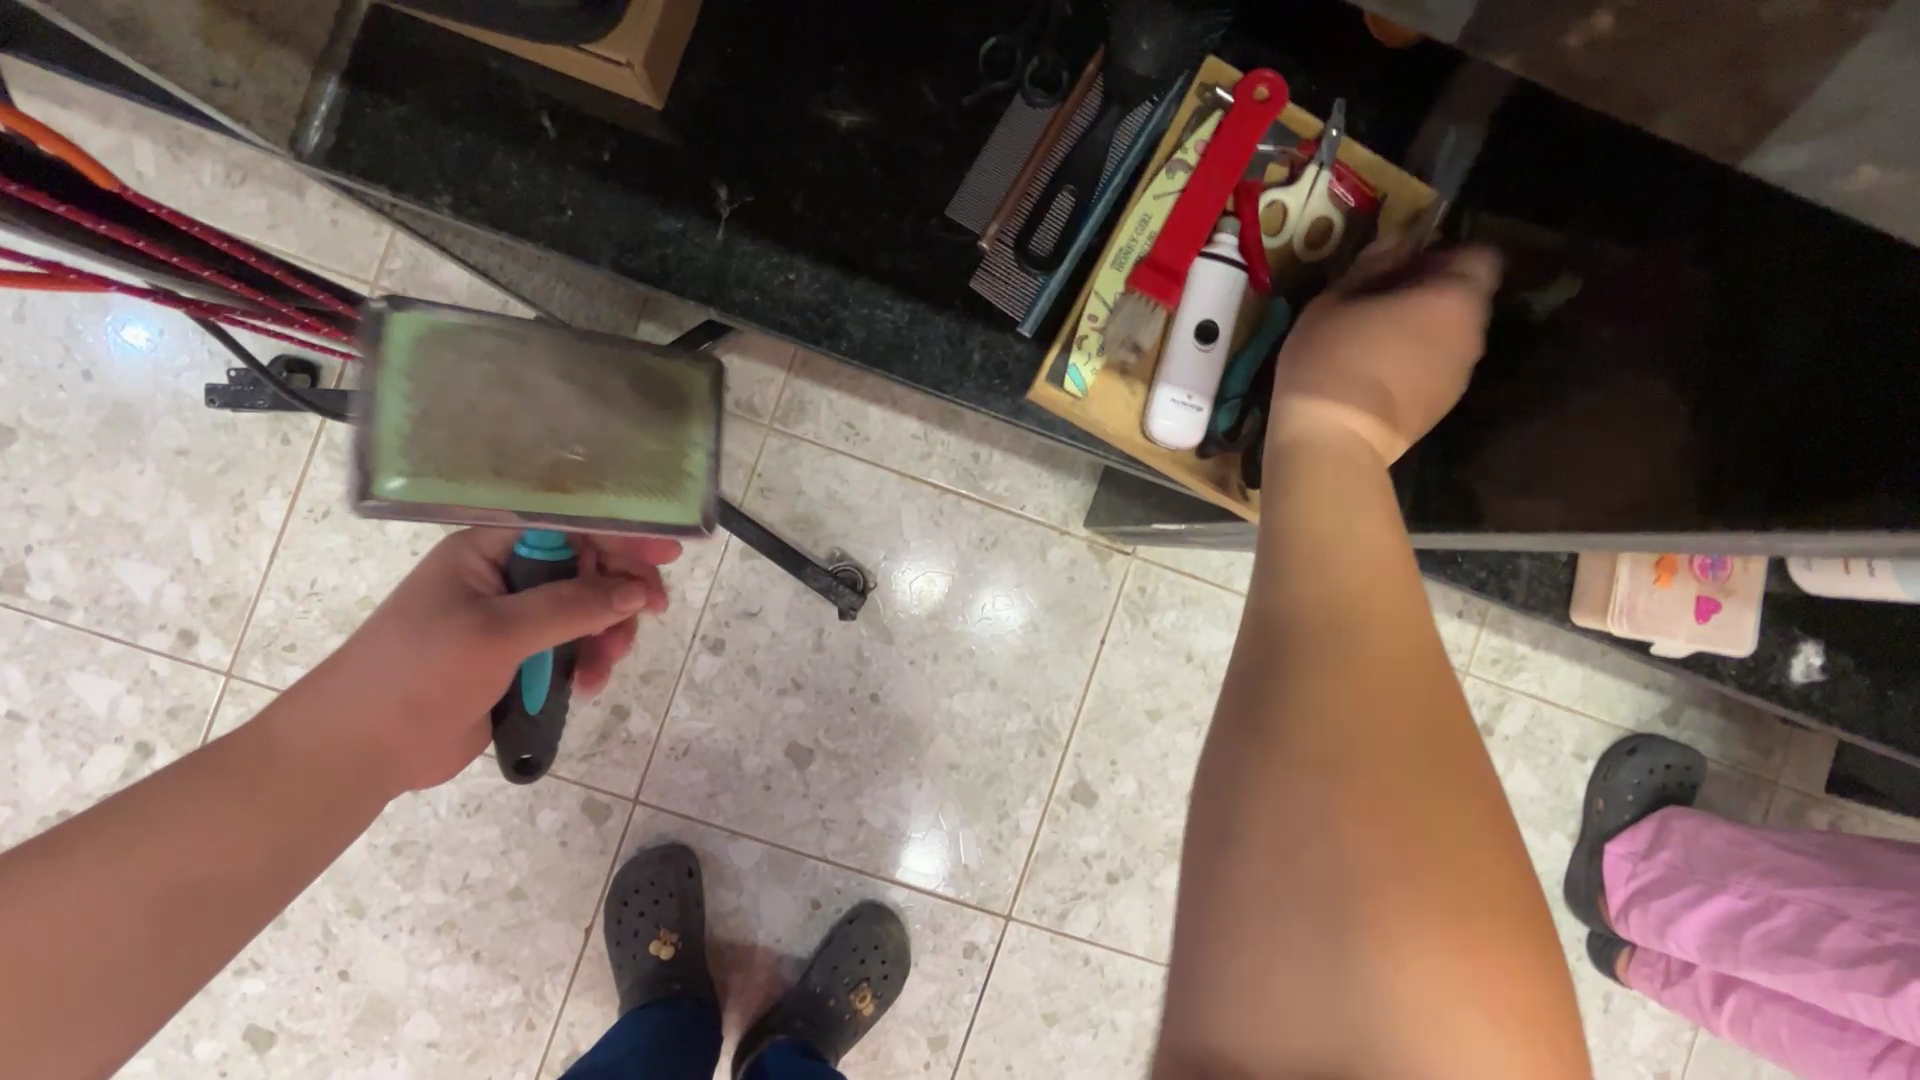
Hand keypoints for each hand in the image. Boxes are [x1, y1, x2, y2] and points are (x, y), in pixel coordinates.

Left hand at [292, 528, 681, 794]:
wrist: (360, 751)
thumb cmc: (417, 674)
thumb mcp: (497, 634)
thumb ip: (571, 607)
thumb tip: (636, 592)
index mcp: (487, 551)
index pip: (568, 526)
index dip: (619, 535)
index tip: (665, 555)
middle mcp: (505, 577)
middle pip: (586, 568)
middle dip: (619, 593)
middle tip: (653, 615)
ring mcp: (514, 621)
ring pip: (587, 612)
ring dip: (607, 636)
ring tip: (604, 668)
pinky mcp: (520, 660)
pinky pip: (574, 648)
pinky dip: (590, 662)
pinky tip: (588, 686)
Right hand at [1268, 243, 1501, 463]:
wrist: (1333, 440)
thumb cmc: (1330, 359)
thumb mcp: (1333, 301)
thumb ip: (1370, 267)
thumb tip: (1392, 243)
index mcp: (1453, 298)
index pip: (1481, 256)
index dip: (1446, 254)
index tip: (1405, 264)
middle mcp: (1471, 334)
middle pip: (1466, 299)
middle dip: (1432, 294)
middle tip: (1382, 302)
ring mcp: (1459, 376)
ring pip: (1450, 338)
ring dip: (1423, 333)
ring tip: (1375, 343)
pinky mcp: (1441, 408)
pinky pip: (1436, 370)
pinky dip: (1415, 365)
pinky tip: (1374, 377)